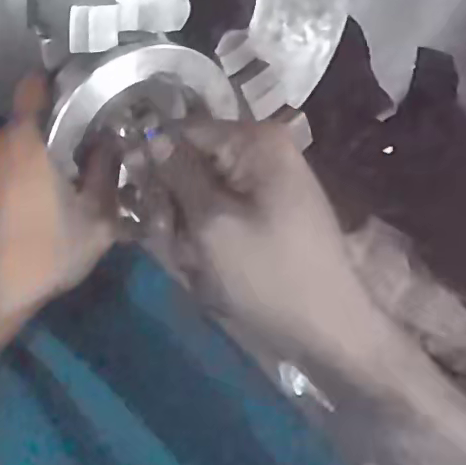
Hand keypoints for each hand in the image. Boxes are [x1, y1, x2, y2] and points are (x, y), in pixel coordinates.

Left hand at [0, 76, 119, 324]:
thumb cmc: (45, 250)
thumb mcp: (95, 217)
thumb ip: (107, 171)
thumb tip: (112, 140)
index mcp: (24, 138)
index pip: (35, 83)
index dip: (60, 79)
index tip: (88, 90)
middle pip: (34, 112)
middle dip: (63, 120)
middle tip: (96, 136)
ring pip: (23, 136)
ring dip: (47, 144)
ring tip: (78, 166)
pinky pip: (10, 154)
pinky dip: (30, 160)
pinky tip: (52, 188)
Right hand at [163, 120, 394, 367]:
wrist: (334, 334)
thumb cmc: (270, 275)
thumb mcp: (212, 222)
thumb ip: (176, 174)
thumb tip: (146, 137)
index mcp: (255, 141)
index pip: (182, 131)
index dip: (152, 158)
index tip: (131, 193)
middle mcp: (264, 147)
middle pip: (193, 157)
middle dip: (172, 195)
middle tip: (165, 236)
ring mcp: (270, 176)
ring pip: (204, 183)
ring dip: (186, 217)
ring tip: (188, 256)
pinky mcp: (271, 204)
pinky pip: (223, 201)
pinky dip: (207, 226)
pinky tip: (204, 258)